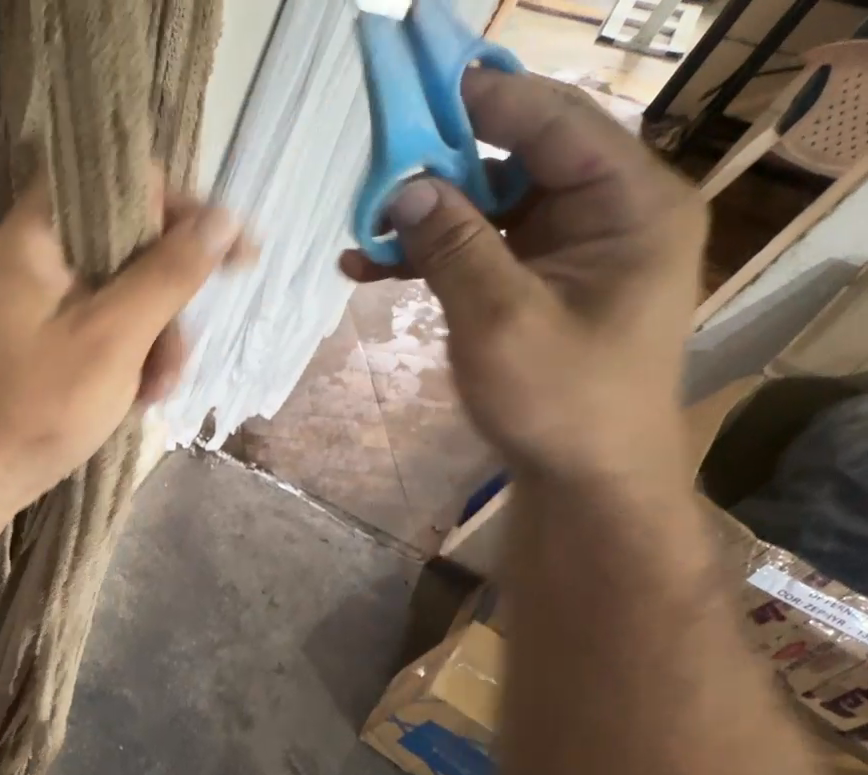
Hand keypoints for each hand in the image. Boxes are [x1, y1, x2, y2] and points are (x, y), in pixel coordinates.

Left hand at [0, 175, 255, 509]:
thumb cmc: (41, 404)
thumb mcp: (115, 336)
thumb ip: (169, 272)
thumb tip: (223, 218)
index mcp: (36, 237)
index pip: (118, 182)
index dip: (175, 206)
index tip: (218, 244)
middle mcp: (35, 258)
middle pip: (128, 241)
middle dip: (168, 295)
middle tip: (187, 343)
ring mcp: (40, 302)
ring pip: (123, 291)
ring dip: (155, 337)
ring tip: (159, 389)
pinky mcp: (47, 340)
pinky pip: (104, 326)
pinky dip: (130, 356)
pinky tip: (140, 397)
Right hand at [340, 69, 706, 487]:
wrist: (583, 471)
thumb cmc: (560, 397)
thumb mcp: (500, 319)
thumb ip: (454, 245)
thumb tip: (404, 187)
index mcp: (631, 203)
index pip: (558, 122)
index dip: (489, 99)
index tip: (421, 85)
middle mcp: (606, 210)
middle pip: (519, 154)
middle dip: (444, 159)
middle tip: (378, 158)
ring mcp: (569, 244)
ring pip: (489, 199)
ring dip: (425, 212)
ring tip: (362, 228)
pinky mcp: (535, 277)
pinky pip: (477, 243)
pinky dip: (427, 251)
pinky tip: (370, 265)